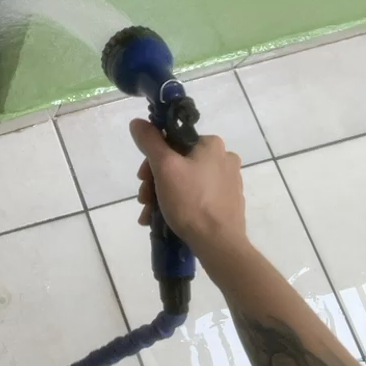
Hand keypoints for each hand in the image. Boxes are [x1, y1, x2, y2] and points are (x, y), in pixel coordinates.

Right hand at [129, 120, 249, 261]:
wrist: (218, 243)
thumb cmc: (191, 201)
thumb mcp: (164, 168)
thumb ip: (150, 142)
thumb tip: (137, 122)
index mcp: (212, 145)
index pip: (173, 142)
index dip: (152, 159)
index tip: (142, 179)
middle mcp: (224, 159)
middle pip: (177, 164)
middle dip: (155, 182)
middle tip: (144, 200)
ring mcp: (227, 183)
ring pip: (184, 183)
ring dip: (162, 196)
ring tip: (150, 215)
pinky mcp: (227, 204)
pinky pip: (195, 198)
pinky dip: (178, 206)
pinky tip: (163, 221)